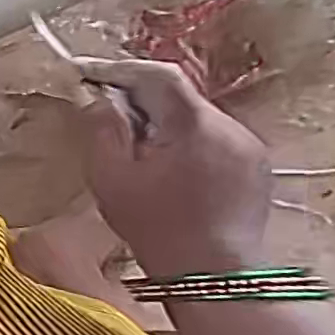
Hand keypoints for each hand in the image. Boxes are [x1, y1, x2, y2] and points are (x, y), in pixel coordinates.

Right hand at [76, 57, 271, 278]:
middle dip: (134, 95)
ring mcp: (247, 145)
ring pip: (191, 115)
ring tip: (125, 139)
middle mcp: (230, 128)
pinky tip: (156, 159)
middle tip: (96, 107)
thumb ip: (105, 128)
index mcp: (194, 126)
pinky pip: (206, 134)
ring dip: (155, 117)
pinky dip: (175, 135)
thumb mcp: (110, 173)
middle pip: (176, 95)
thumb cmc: (151, 219)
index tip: (83, 71)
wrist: (211, 267)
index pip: (159, 76)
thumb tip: (100, 98)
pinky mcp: (252, 162)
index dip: (118, 68)